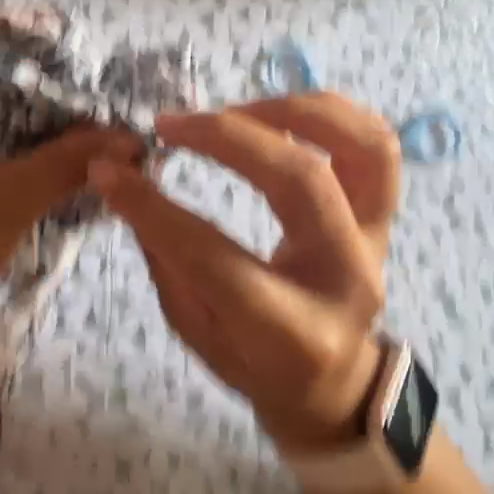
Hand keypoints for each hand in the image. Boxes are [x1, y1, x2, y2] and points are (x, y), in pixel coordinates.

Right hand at [91, 93, 401, 451]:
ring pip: (363, 146)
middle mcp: (347, 278)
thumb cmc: (253, 362)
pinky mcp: (384, 213)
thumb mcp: (195, 330)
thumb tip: (124, 179)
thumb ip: (164, 257)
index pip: (215, 256)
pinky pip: (374, 143)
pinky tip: (273, 112)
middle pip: (301, 180)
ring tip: (234, 109)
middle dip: (226, 138)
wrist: (336, 384)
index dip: (154, 208)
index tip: (110, 170)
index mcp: (292, 332)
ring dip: (293, 111)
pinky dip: (327, 112)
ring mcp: (377, 240)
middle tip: (171, 126)